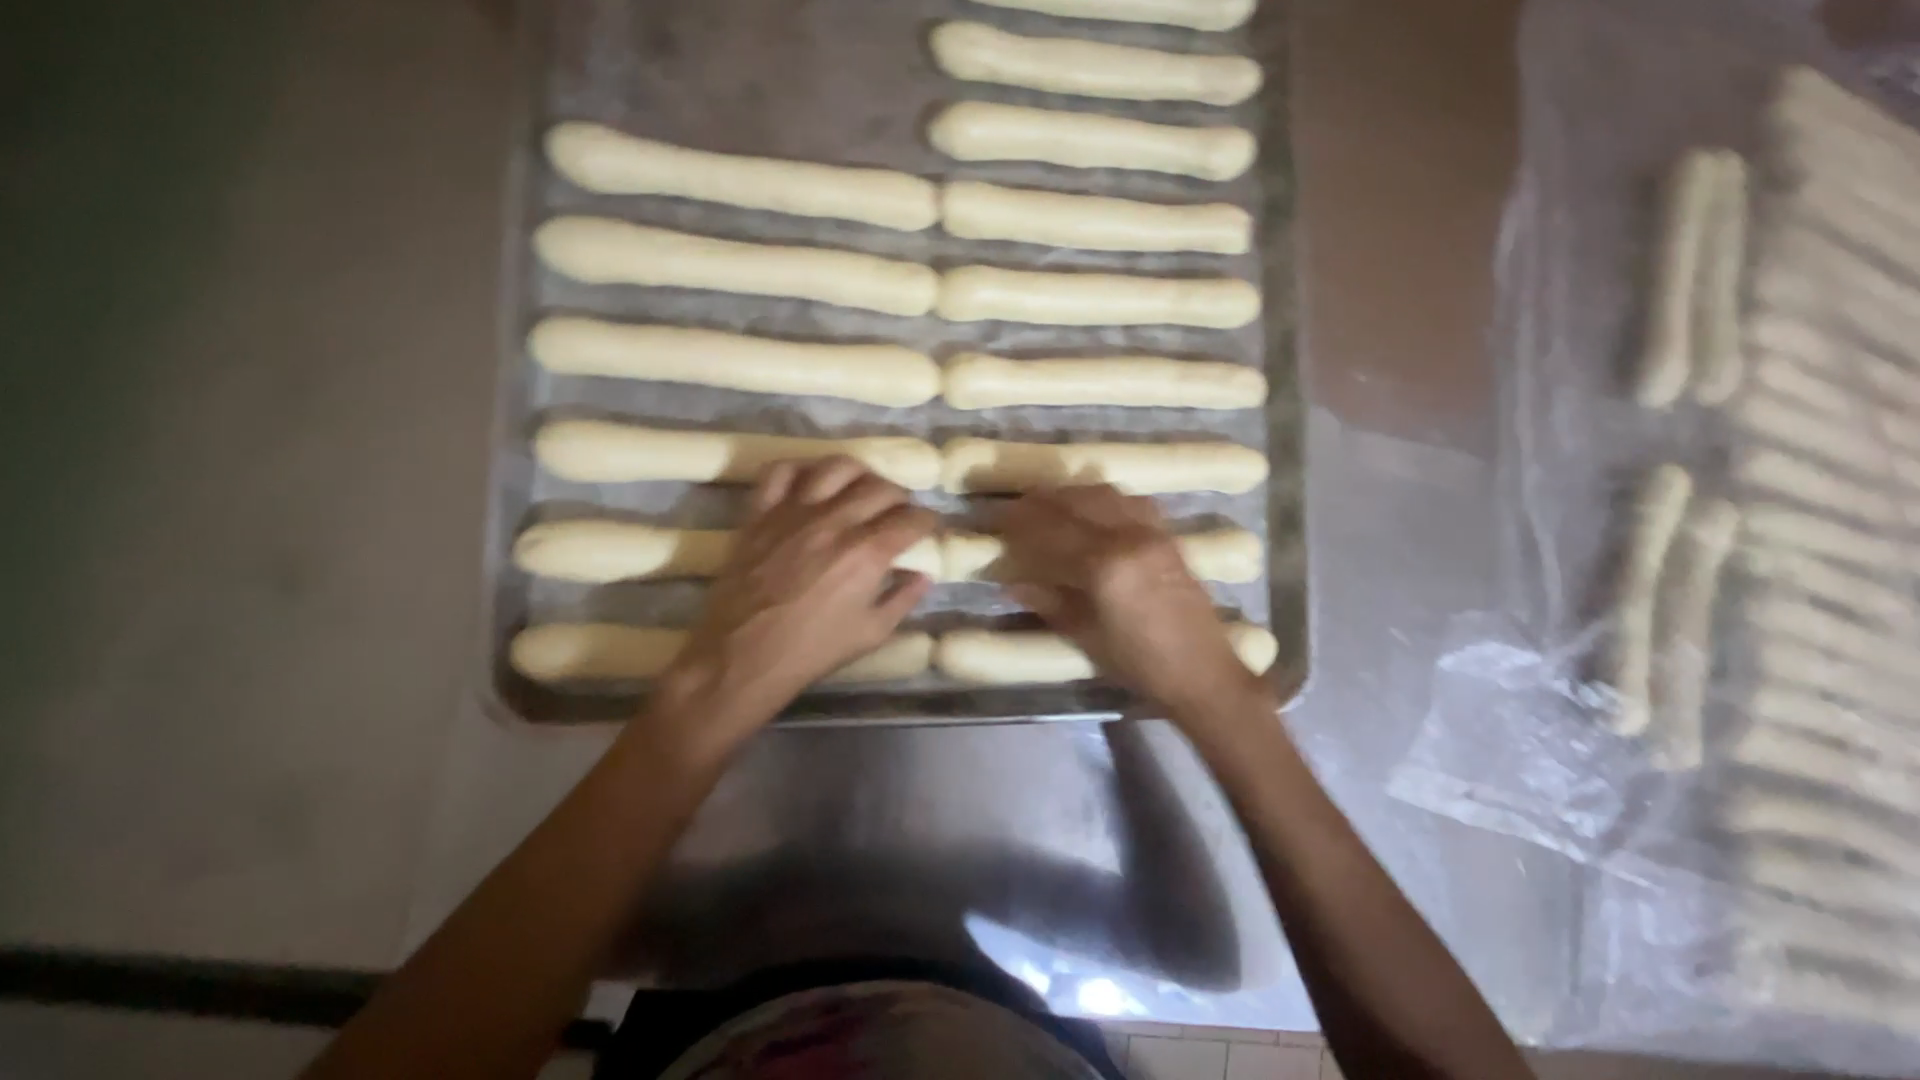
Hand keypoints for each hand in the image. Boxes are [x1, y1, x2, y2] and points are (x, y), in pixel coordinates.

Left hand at [654, 457, 934, 747]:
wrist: (744, 654)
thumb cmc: (812, 650)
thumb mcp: (871, 633)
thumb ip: (903, 600)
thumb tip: (923, 575)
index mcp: (867, 553)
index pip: (911, 519)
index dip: (928, 520)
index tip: (928, 526)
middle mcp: (835, 522)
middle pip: (880, 488)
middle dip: (900, 497)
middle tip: (899, 512)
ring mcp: (794, 512)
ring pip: (836, 468)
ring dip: (859, 474)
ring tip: (861, 488)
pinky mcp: (761, 513)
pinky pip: (781, 472)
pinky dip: (800, 469)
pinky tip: (810, 482)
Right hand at [998, 485, 1268, 719]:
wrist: (1202, 671)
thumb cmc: (1139, 663)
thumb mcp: (1087, 637)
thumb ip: (1051, 602)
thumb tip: (1013, 581)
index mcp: (1104, 565)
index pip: (1051, 531)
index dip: (1020, 524)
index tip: (997, 518)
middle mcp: (1128, 537)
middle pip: (1076, 502)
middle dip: (1042, 500)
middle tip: (1017, 506)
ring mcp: (1152, 533)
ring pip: (1106, 494)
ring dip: (1073, 493)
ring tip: (1051, 502)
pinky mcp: (1169, 537)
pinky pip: (1133, 502)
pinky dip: (1106, 498)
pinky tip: (1095, 508)